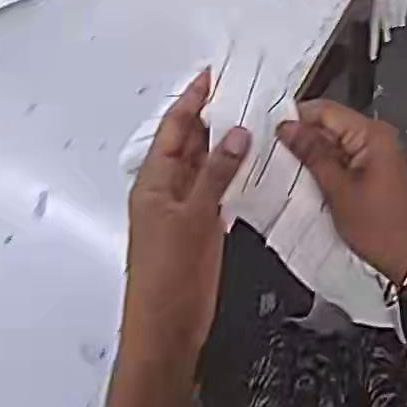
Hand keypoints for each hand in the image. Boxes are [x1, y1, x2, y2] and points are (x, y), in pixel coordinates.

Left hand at [123, 70, 249, 360]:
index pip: (175, 127)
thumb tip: (237, 134)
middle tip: (238, 89)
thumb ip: (217, 173)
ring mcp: (187, 205)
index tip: (210, 76)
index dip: (192, 100)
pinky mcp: (204, 223)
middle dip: (212, 114)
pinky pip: (220, 185)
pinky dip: (235, 170)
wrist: (168, 330)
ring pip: (208, 162)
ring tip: (250, 115)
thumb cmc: (166, 276)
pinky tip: (252, 159)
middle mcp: (169, 187)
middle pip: (191, 140)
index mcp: (154, 180)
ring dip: (226, 141)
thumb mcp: (193, 217)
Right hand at [276, 101, 406, 281]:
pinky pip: (340, 155)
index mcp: (370, 133)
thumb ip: (311, 153)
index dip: (297, 117)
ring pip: (332, 139)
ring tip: (282, 164)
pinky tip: (303, 175)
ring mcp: (373, 150)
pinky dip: (322, 163)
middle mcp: (374, 135)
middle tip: (271, 150)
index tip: (270, 130)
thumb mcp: (338, 190)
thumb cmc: (378, 227)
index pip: (326, 109)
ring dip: (310, 151)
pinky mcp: (370, 166)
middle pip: (329, 122)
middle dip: (301, 135)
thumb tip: (287, 127)